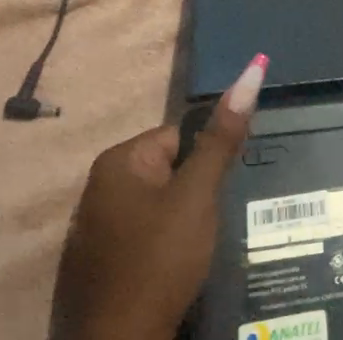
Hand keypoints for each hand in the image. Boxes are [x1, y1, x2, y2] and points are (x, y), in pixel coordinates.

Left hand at [51, 54, 268, 339]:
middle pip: (166, 172)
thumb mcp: (199, 195)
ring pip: (153, 209)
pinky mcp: (92, 268)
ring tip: (190, 252)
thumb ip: (223, 137)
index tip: (213, 196)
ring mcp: (89, 231)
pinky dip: (156, 252)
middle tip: (205, 226)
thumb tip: (253, 68)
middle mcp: (95, 188)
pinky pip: (137, 240)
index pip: (179, 138)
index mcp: (118, 162)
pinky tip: (167, 273)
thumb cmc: (160, 259)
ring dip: (175, 224)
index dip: (205, 164)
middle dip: (191, 195)